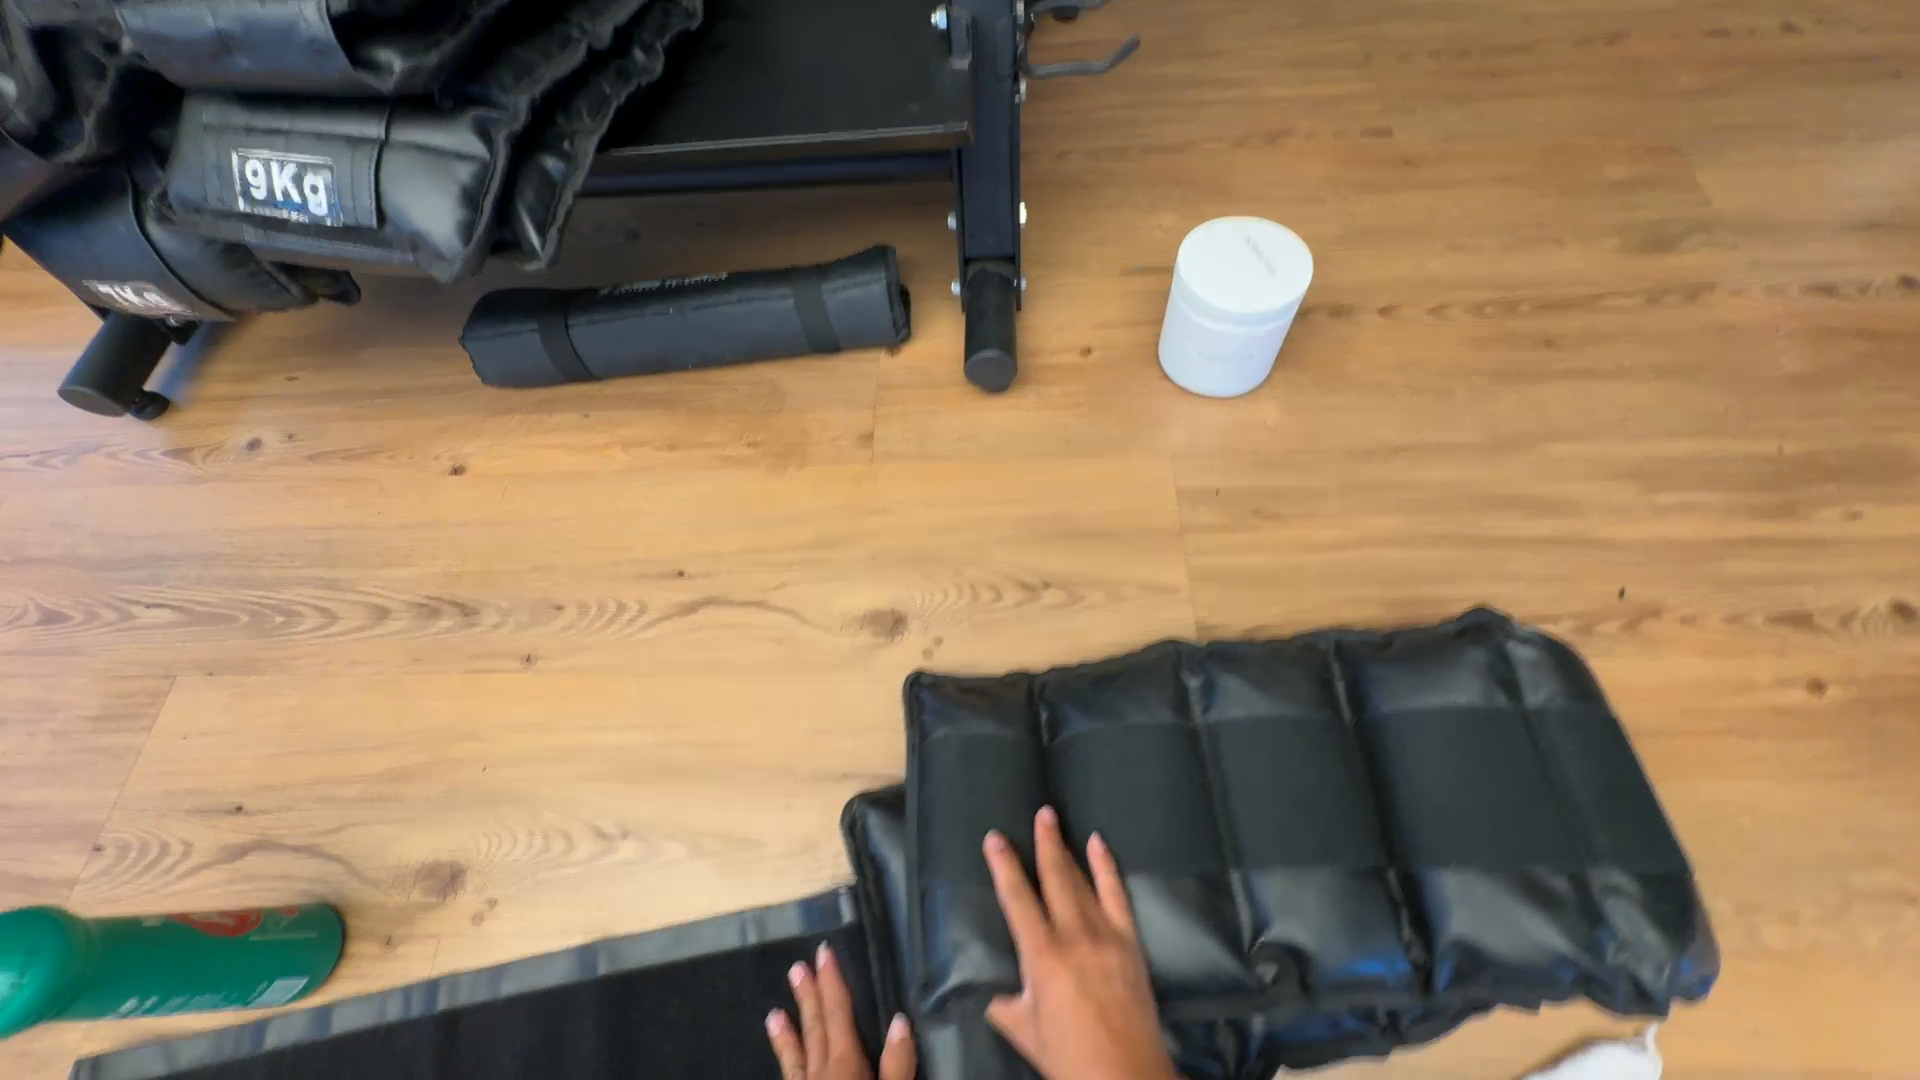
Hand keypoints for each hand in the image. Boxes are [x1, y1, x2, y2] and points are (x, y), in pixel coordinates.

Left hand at [767, 942, 916, 1079]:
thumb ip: (897, 1063)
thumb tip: (900, 1019)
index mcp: (846, 1064)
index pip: (838, 1014)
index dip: (832, 982)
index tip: (824, 952)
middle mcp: (821, 1072)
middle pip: (816, 1029)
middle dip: (810, 997)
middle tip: (796, 967)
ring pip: (798, 1055)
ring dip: (788, 1033)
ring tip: (774, 1013)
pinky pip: (789, 1076)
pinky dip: (784, 1060)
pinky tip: (779, 1053)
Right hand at [982, 807, 1179, 1079]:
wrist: (1128, 1078)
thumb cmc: (1069, 1059)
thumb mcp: (1024, 1030)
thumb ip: (1004, 1001)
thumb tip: (991, 985)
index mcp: (1043, 957)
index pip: (1017, 899)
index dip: (1004, 865)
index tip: (995, 838)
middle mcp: (1074, 937)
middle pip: (1055, 878)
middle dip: (1043, 843)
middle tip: (1039, 813)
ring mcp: (1106, 936)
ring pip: (1082, 882)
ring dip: (1068, 850)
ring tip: (1054, 820)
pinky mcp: (1130, 943)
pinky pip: (1117, 896)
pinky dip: (1107, 868)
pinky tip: (1099, 845)